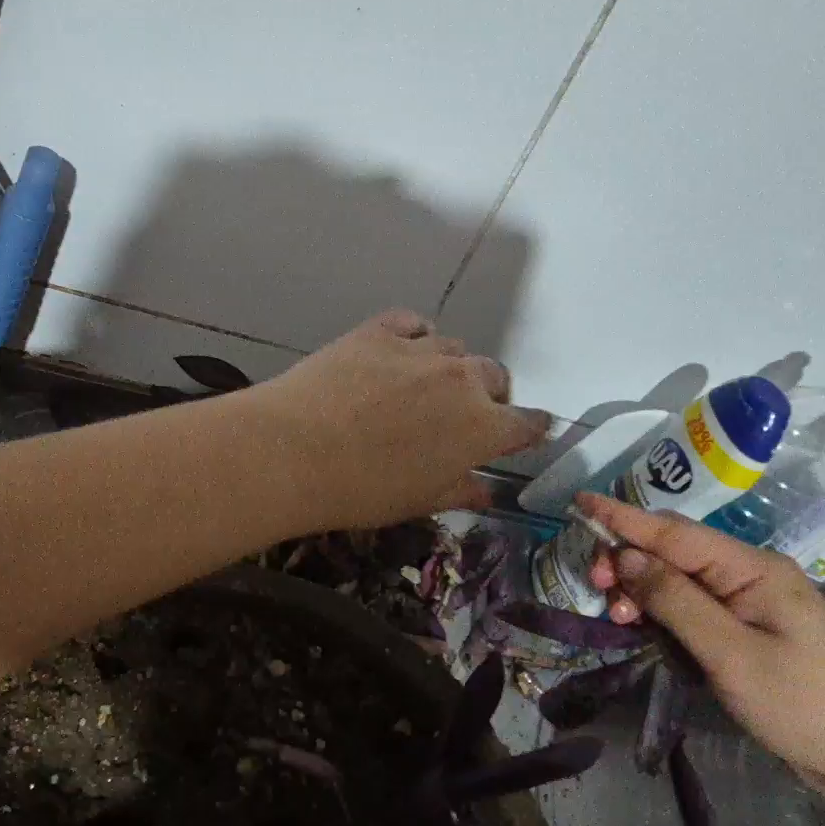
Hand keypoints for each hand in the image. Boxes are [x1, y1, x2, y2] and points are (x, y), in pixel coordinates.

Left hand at [242, 309, 549, 530]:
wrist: (294, 451)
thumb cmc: (362, 491)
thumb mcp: (419, 501)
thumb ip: (461, 490)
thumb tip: (486, 489)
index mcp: (483, 427)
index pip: (527, 423)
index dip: (530, 429)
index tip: (524, 434)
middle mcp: (461, 379)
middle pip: (494, 377)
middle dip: (488, 395)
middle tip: (461, 417)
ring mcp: (420, 350)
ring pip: (454, 349)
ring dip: (449, 367)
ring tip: (422, 388)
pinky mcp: (379, 331)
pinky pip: (412, 324)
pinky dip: (415, 336)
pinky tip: (400, 352)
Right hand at [578, 493, 824, 806]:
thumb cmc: (805, 706)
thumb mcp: (731, 654)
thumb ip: (675, 600)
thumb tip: (626, 556)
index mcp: (753, 569)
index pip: (674, 532)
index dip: (623, 516)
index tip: (578, 502)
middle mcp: (750, 576)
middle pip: (673, 552)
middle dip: (627, 561)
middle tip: (597, 589)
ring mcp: (751, 604)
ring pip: (678, 581)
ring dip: (642, 591)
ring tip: (619, 618)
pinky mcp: (747, 632)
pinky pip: (692, 608)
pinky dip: (661, 613)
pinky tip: (644, 628)